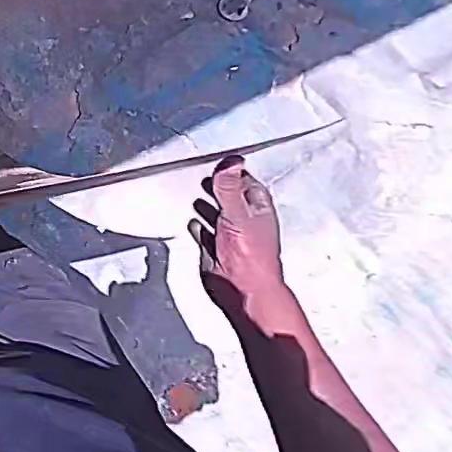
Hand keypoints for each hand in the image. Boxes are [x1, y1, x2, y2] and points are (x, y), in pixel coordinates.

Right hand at [189, 157, 302, 331]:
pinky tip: (194, 223)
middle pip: (229, 196)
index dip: (231, 171)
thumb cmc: (251, 255)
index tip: (219, 162)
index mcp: (257, 208)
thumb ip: (230, 187)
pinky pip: (205, 232)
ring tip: (195, 195)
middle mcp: (245, 220)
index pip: (244, 181)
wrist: (243, 290)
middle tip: (206, 176)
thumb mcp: (237, 213)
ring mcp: (230, 234)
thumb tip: (232, 161)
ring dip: (206, 205)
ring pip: (216, 213)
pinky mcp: (216, 248)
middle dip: (217, 186)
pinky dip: (198, 226)